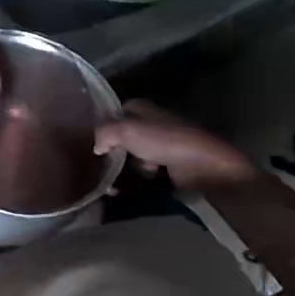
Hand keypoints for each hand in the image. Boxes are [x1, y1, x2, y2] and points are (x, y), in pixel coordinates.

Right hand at [94, 100, 260, 190]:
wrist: (202, 164)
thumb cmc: (163, 141)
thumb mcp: (127, 130)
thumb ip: (105, 133)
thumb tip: (96, 146)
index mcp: (144, 109)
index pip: (120, 110)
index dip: (106, 121)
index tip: (92, 138)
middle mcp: (154, 123)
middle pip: (127, 133)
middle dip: (115, 147)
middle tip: (100, 162)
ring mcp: (164, 144)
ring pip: (137, 153)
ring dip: (127, 165)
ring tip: (114, 179)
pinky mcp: (172, 165)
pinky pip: (149, 169)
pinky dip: (141, 177)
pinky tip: (134, 186)